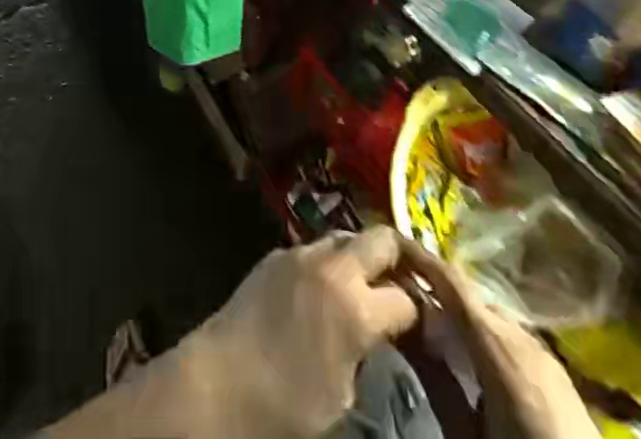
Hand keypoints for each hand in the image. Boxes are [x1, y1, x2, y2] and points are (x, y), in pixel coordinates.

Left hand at [184, 228, 419, 438]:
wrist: (217, 381)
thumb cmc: (286, 402)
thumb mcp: (344, 391)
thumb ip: (367, 348)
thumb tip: (375, 334)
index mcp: (356, 307)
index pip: (408, 298)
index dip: (420, 315)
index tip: (423, 330)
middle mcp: (330, 269)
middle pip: (381, 241)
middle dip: (401, 260)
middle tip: (407, 286)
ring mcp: (297, 255)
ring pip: (344, 237)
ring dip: (361, 256)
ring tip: (367, 285)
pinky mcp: (272, 256)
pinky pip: (313, 249)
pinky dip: (329, 262)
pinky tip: (326, 289)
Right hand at [400, 242, 599, 438]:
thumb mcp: (465, 433)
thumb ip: (433, 377)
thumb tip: (399, 328)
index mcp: (498, 348)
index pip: (453, 283)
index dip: (420, 258)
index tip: (388, 246)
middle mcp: (523, 339)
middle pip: (470, 295)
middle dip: (433, 286)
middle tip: (396, 290)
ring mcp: (544, 354)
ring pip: (489, 313)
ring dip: (457, 308)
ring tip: (425, 318)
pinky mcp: (556, 372)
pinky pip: (509, 334)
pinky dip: (480, 329)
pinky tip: (466, 351)